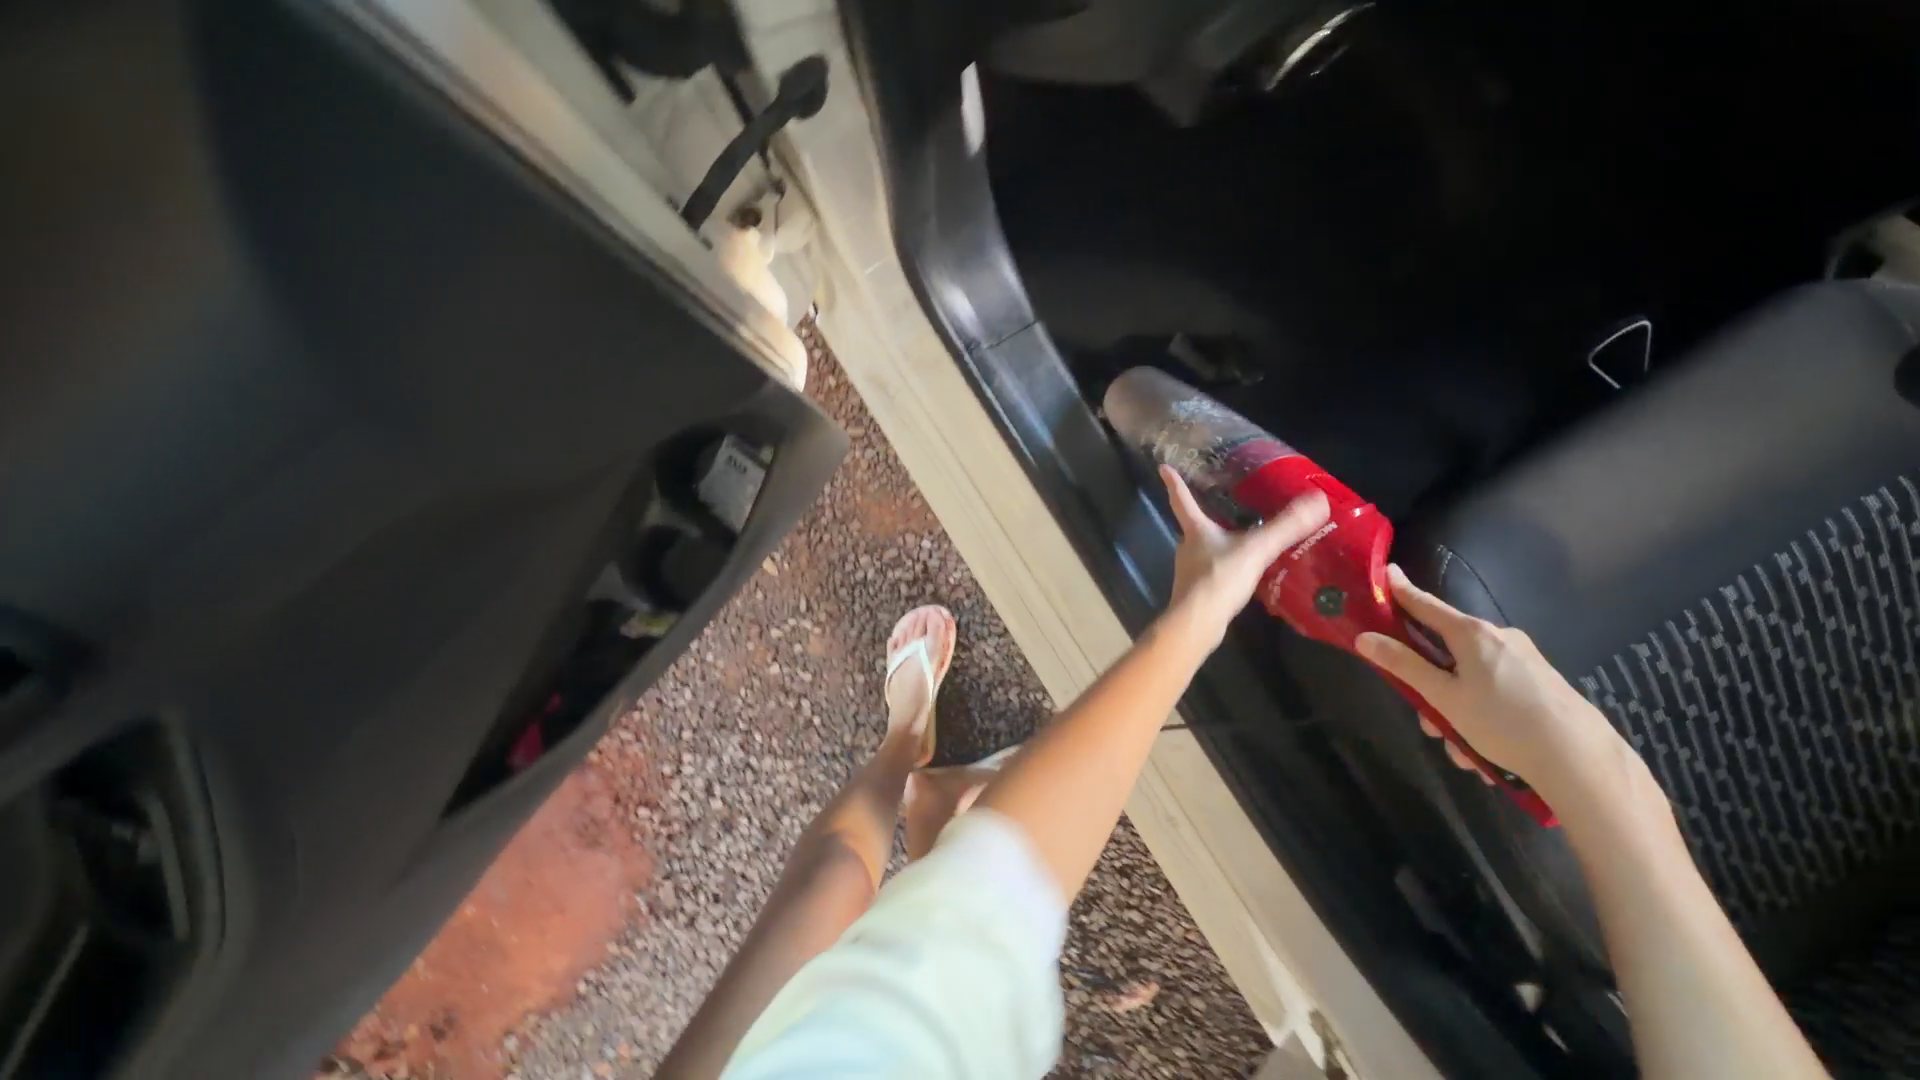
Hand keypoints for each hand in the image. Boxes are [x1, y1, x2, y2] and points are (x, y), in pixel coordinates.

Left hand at [1158, 465, 1330, 647]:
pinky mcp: (1198, 592)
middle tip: (1219, 505)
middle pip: (1195, 526)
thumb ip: (1286, 527)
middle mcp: (1188, 547)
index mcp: (1196, 530)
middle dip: (1205, 517)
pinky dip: (1226, 568)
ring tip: (1240, 539)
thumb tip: (1319, 499)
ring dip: (1219, 544)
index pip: (1182, 500)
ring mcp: (1190, 571)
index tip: (1163, 467)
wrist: (1197, 623)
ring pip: (1205, 550)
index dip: (1174, 483)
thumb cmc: (1219, 579)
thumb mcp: (1256, 549)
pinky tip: (1243, 573)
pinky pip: (1214, 572)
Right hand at [1356, 565, 1644, 805]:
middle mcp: (1499, 638)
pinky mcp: (1540, 683)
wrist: (1581, 758)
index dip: (1402, 590)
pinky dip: (1485, 721)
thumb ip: (1404, 666)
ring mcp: (1523, 660)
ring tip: (1466, 753)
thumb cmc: (1503, 721)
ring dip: (1459, 716)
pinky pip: (1496, 695)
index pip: (1425, 604)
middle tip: (1431, 725)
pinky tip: (1489, 755)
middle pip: (1446, 653)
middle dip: (1432, 689)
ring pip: (1471, 681)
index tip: (1386, 572)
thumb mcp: (1445, 697)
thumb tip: (1364, 637)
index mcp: (1472, 634)